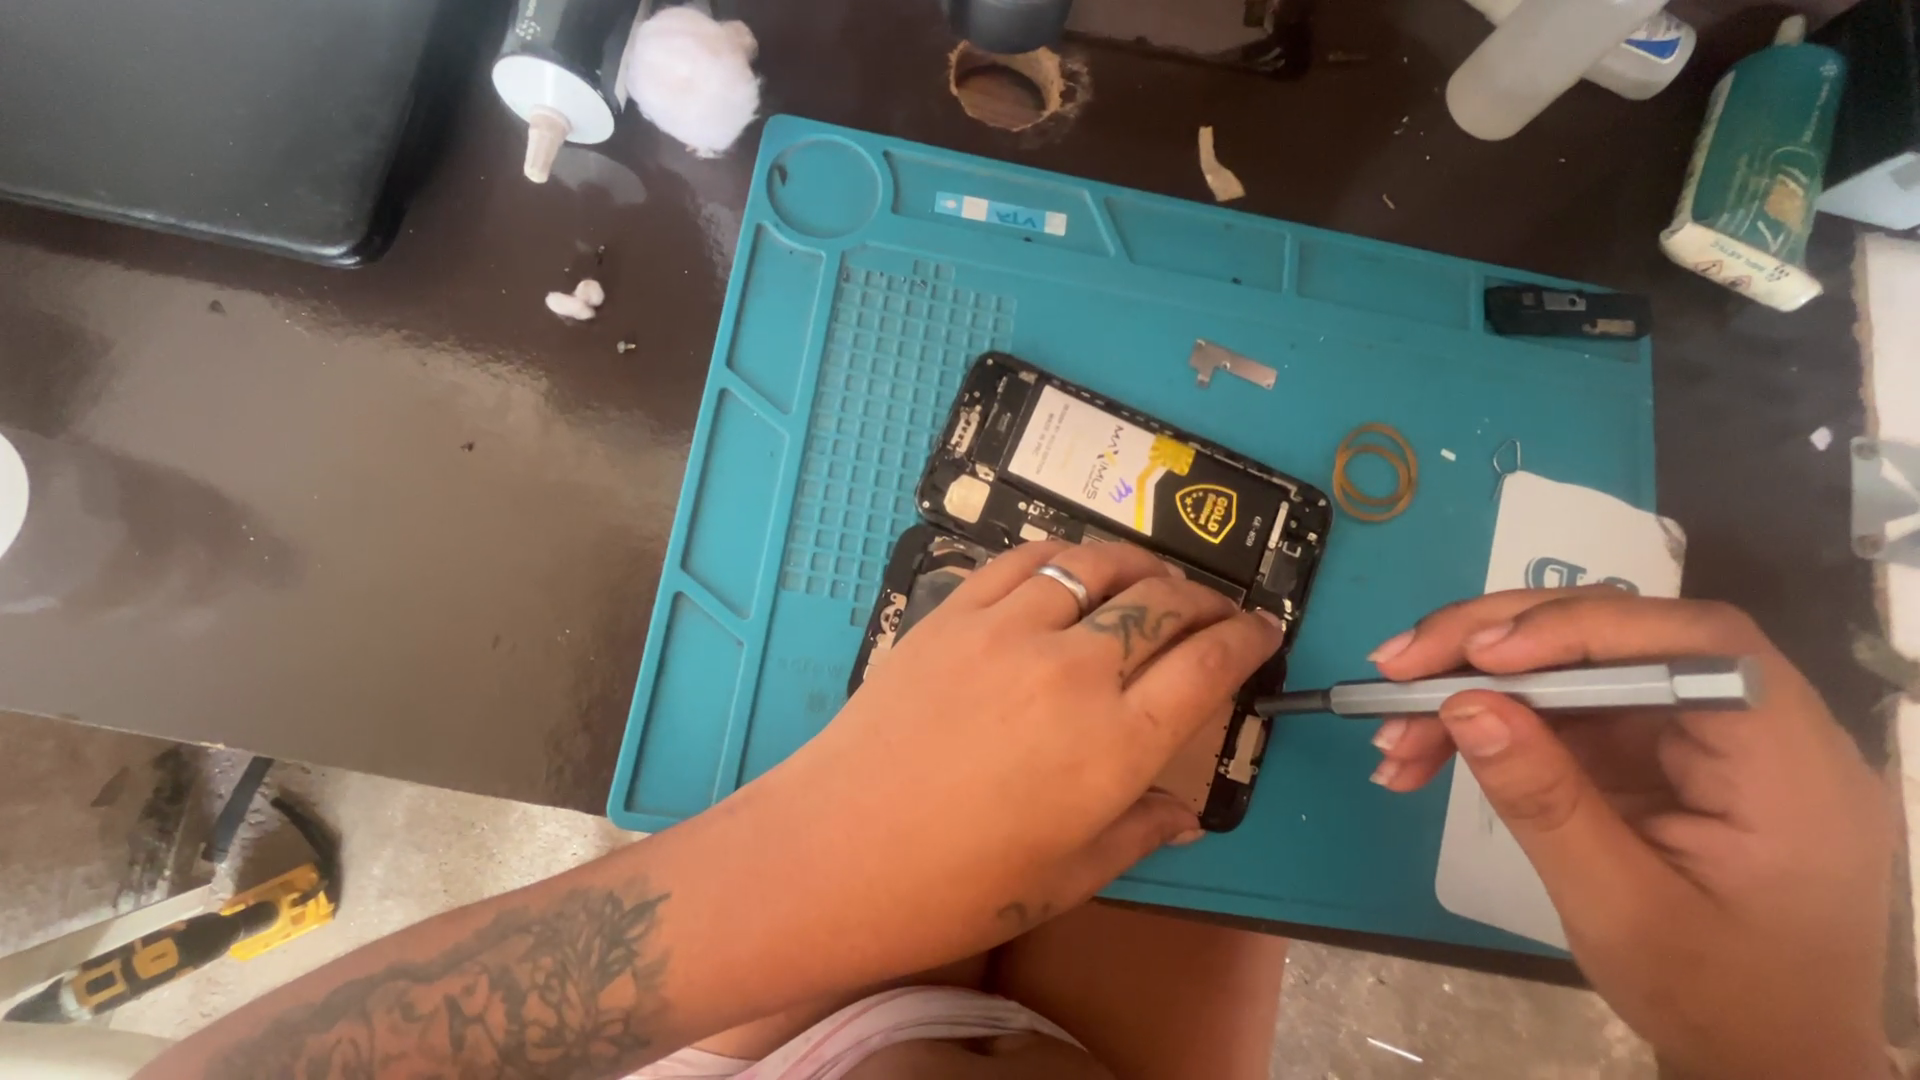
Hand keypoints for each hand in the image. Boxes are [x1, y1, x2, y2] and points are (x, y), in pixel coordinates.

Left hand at [739, 540, 1280, 974]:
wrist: (832, 851)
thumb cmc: (954, 888)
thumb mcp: (1065, 880)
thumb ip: (1136, 832)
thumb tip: (1186, 813)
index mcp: (1115, 746)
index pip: (1208, 665)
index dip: (1247, 640)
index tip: (1262, 632)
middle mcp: (1073, 672)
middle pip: (1164, 605)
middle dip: (1207, 600)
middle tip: (1216, 609)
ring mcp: (1007, 631)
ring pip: (1097, 566)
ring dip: (1141, 565)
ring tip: (1154, 577)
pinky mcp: (952, 614)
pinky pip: (1023, 562)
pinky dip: (1063, 555)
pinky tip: (1074, 567)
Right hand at [1367, 588, 1891, 1079]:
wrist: (1754, 1052)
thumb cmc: (1714, 997)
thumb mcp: (1618, 908)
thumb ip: (1545, 802)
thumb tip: (1465, 705)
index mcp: (1784, 767)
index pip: (1695, 645)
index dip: (1582, 628)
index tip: (1481, 655)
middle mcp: (1737, 726)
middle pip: (1609, 635)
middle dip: (1488, 642)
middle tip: (1396, 667)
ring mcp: (1679, 732)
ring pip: (1558, 664)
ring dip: (1462, 685)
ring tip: (1391, 730)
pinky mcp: (1632, 746)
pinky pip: (1541, 706)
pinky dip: (1472, 721)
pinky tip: (1416, 752)